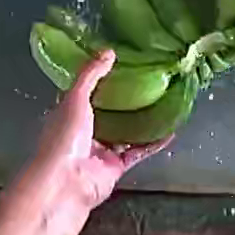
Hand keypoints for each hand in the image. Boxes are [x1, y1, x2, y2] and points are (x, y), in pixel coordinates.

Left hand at [28, 52, 172, 209]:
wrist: (66, 182)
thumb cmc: (65, 138)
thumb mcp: (75, 99)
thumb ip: (91, 76)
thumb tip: (109, 51)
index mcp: (69, 116)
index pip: (86, 95)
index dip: (101, 81)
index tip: (122, 68)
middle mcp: (85, 133)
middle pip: (108, 114)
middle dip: (125, 102)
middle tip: (149, 84)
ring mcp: (101, 151)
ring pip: (125, 133)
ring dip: (142, 122)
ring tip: (163, 105)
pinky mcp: (117, 166)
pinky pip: (139, 151)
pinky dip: (154, 143)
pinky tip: (170, 131)